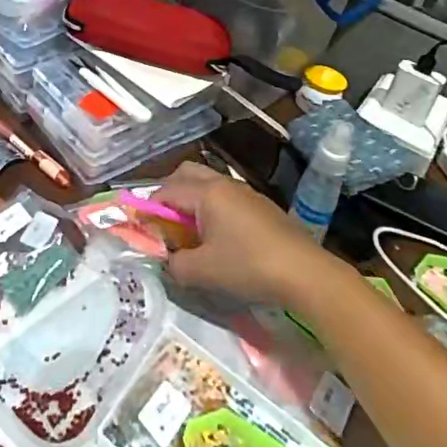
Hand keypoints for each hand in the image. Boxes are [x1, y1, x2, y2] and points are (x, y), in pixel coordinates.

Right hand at [152, 162, 352, 311]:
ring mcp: (244, 192)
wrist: (305, 273)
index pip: (165, 191)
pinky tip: (216, 237)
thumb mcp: (203, 272)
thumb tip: (166, 261)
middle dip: (169, 193)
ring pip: (207, 183)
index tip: (141, 228)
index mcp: (206, 192)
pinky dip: (211, 208)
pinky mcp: (260, 206)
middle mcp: (223, 184)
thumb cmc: (248, 266)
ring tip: (188, 232)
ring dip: (191, 200)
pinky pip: (225, 197)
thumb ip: (175, 264)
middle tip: (164, 222)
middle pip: (186, 174)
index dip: (149, 209)